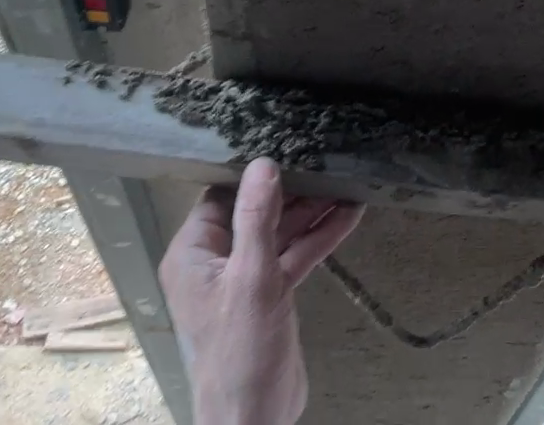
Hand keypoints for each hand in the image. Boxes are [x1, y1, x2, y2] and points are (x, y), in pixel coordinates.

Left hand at [159, 158, 365, 424]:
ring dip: (312, 213)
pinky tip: (349, 217)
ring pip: (279, 234)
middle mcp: (215, 261)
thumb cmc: (240, 349)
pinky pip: (293, 258)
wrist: (256, 421)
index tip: (285, 146)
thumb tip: (262, 162)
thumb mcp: (251, 277)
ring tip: (346, 184)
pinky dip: (318, 240)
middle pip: (256, 212)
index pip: (222, 196)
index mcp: (194, 253)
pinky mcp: (270, 296)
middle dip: (292, 191)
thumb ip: (257, 218)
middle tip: (325, 162)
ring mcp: (244, 279)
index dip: (253, 174)